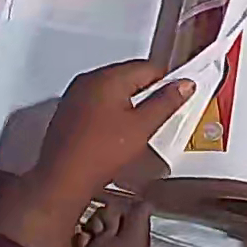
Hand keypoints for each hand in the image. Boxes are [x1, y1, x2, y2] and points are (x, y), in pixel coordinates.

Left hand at [30, 60, 195, 202]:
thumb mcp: (142, 127)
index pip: (147, 66)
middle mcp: (88, 81)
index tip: (177, 94)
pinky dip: (110, 112)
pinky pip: (96, 103)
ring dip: (128, 103)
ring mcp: (75, 96)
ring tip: (137, 128)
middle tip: (159, 114)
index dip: (166, 81)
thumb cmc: (98, 153)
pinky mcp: (68, 112)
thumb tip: (183, 85)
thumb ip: (165, 102)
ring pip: (112, 90)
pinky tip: (116, 134)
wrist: (63, 179)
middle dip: (146, 92)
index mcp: (107, 78)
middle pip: (128, 76)